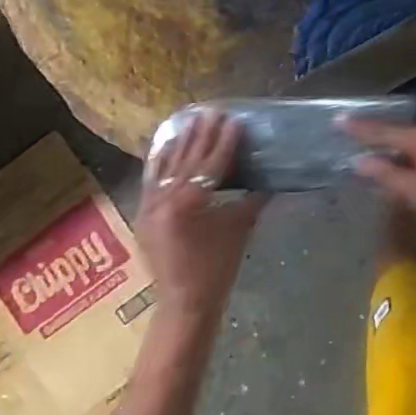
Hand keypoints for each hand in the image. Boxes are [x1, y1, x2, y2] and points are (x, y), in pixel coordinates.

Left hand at [137, 113, 266, 319]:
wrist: (184, 303)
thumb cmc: (217, 268)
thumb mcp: (239, 229)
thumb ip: (253, 199)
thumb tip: (272, 178)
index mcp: (190, 203)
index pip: (212, 164)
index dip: (225, 141)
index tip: (234, 119)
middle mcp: (166, 199)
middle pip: (187, 159)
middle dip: (202, 134)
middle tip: (213, 111)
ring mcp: (150, 205)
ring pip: (167, 166)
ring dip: (180, 141)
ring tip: (191, 118)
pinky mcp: (143, 213)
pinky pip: (151, 179)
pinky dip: (160, 160)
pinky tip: (166, 143)